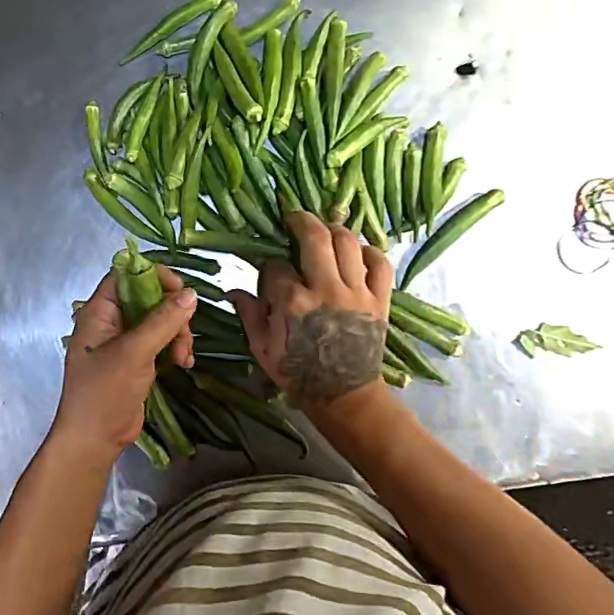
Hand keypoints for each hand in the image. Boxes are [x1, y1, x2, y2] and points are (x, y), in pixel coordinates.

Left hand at [49, 266, 196, 459]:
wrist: (94, 440)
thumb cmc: (104, 392)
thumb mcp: (135, 352)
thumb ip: (163, 320)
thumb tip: (190, 293)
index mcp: (99, 312)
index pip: (126, 276)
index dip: (153, 276)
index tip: (180, 290)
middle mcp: (110, 322)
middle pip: (149, 298)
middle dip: (172, 313)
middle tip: (184, 332)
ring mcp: (124, 342)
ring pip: (159, 321)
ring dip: (177, 334)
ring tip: (183, 357)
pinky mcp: (136, 360)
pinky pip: (161, 342)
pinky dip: (174, 348)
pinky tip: (184, 363)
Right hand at [229, 210, 392, 408]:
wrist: (343, 396)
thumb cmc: (298, 374)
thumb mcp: (263, 349)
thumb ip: (250, 315)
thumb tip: (233, 291)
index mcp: (292, 303)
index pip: (276, 266)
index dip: (270, 267)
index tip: (271, 274)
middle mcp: (325, 290)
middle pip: (315, 237)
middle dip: (301, 220)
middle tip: (294, 218)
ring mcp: (356, 293)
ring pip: (348, 243)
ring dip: (334, 230)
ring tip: (325, 230)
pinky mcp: (379, 300)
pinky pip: (381, 264)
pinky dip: (371, 251)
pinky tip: (359, 251)